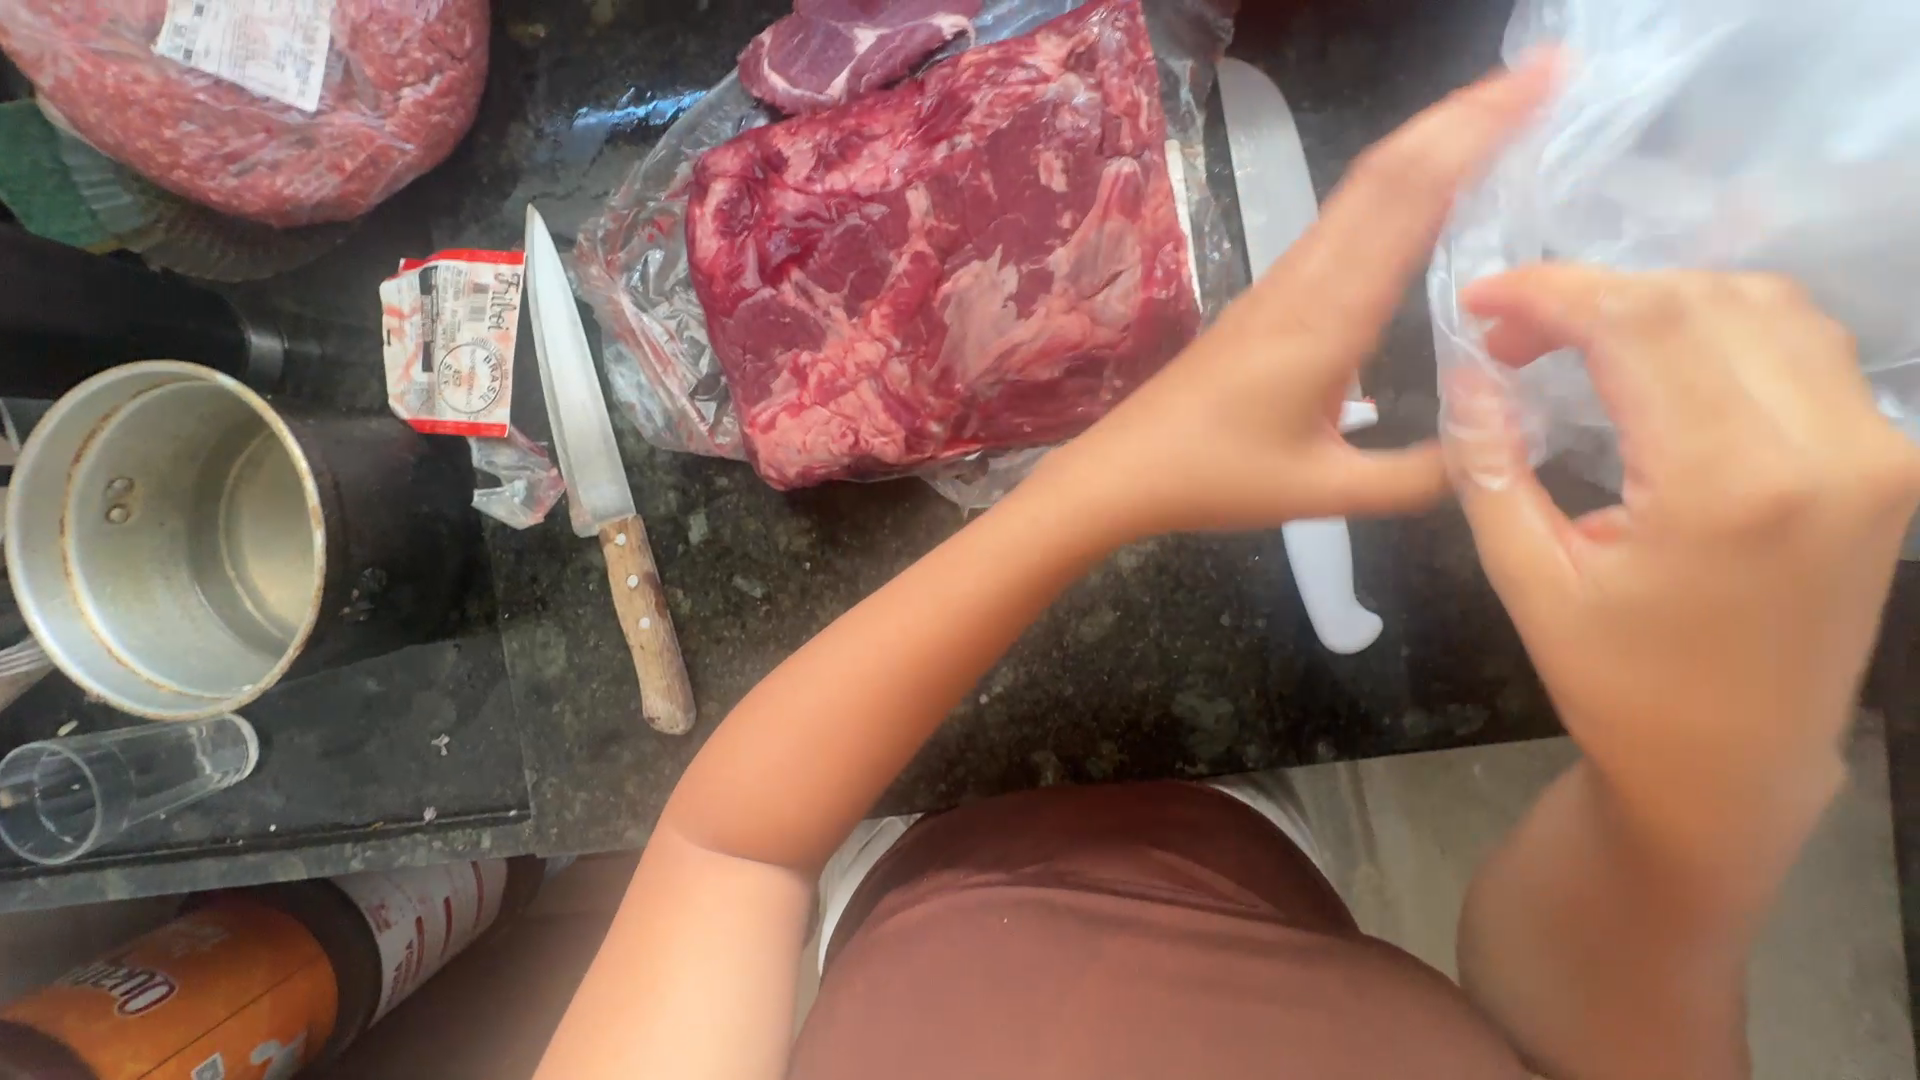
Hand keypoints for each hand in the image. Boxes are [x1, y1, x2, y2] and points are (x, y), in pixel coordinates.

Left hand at [1039, 54, 1558, 538]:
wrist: (1122, 471)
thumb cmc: (1213, 479)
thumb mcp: (1322, 491)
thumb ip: (1414, 477)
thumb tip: (1493, 449)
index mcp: (1326, 318)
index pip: (1410, 198)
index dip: (1479, 127)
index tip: (1546, 77)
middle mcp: (1301, 285)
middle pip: (1383, 174)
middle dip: (1464, 114)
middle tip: (1542, 74)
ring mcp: (1275, 289)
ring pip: (1354, 195)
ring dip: (1423, 146)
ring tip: (1494, 117)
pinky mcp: (1259, 303)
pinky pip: (1332, 228)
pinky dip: (1386, 193)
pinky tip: (1412, 205)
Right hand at [1446, 266, 1919, 802]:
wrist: (1733, 758)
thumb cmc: (1613, 679)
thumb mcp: (1524, 578)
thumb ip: (1489, 466)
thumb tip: (1467, 374)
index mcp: (1728, 485)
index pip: (1645, 326)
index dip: (1554, 292)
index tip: (1481, 298)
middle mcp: (1829, 448)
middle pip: (1709, 300)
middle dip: (1592, 294)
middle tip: (1508, 335)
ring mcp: (1876, 450)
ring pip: (1767, 308)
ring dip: (1653, 305)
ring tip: (1567, 343)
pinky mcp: (1884, 460)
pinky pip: (1800, 348)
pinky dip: (1711, 329)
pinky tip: (1646, 362)